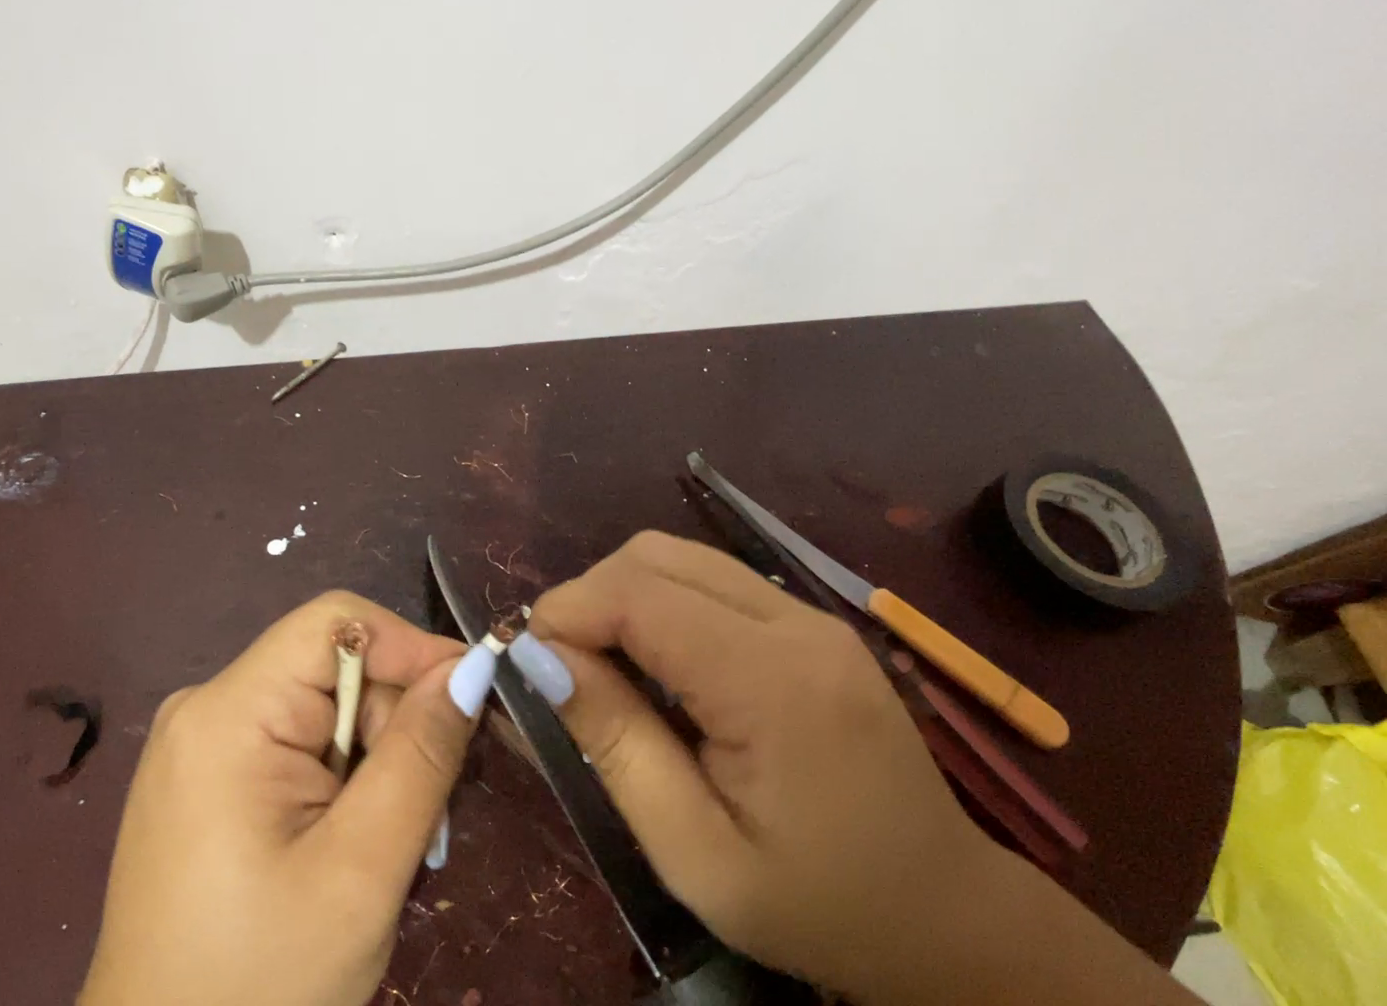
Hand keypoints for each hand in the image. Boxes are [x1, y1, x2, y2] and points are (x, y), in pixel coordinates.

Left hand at [79, 592, 493, 1005]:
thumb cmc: (260, 979)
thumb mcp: (361, 869)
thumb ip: (419, 757)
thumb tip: (472, 665)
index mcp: (228, 713)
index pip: (338, 623)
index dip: (413, 649)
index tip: (474, 705)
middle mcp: (206, 709)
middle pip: (332, 670)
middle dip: (393, 726)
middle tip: (428, 816)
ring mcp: (200, 747)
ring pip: (322, 712)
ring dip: (373, 764)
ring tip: (385, 847)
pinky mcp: (206, 782)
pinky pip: (295, 747)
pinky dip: (340, 784)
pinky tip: (344, 847)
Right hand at [520, 532, 995, 998]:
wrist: (944, 916)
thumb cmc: (814, 903)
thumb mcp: (693, 850)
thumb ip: (616, 744)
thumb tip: (542, 661)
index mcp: (771, 681)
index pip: (639, 595)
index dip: (566, 613)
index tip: (528, 666)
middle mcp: (797, 623)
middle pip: (656, 557)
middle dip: (589, 598)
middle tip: (563, 672)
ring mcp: (813, 617)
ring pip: (682, 558)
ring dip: (623, 597)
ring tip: (603, 669)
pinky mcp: (815, 627)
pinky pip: (715, 582)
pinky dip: (662, 605)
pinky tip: (657, 667)